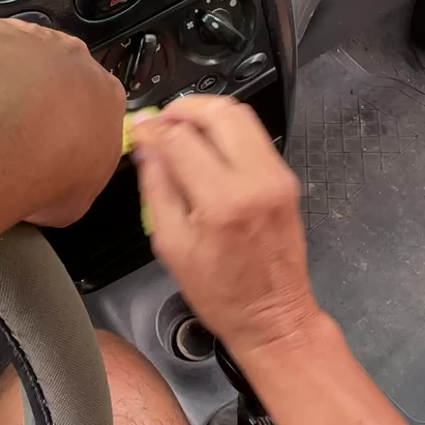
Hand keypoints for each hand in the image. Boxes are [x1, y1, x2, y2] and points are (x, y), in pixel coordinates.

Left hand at [0, 10, 124, 226]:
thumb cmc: (45, 163)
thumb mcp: (73, 204)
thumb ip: (70, 187)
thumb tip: (49, 195)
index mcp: (106, 95)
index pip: (97, 110)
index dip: (73, 136)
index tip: (54, 158)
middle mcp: (70, 56)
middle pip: (56, 76)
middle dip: (35, 104)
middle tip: (10, 144)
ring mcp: (23, 34)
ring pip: (10, 57)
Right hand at [131, 95, 321, 355]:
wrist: (275, 316)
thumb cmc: (222, 294)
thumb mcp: (171, 246)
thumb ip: (157, 188)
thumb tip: (146, 149)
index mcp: (222, 201)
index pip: (180, 139)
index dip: (153, 128)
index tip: (138, 129)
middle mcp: (255, 180)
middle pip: (219, 111)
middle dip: (183, 107)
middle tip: (161, 120)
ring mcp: (277, 176)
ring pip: (241, 115)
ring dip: (206, 113)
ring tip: (181, 128)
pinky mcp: (286, 178)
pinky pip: (254, 135)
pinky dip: (226, 130)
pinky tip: (206, 146)